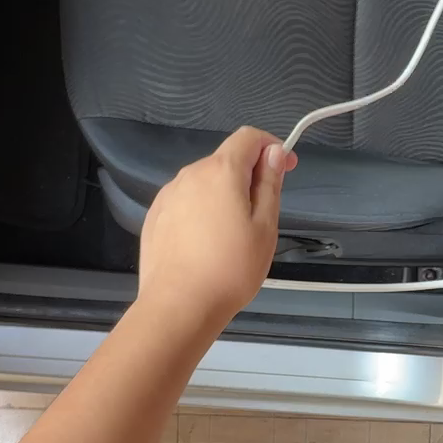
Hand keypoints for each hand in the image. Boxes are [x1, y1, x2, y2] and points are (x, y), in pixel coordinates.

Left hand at [136, 127, 293, 328]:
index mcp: (221, 172)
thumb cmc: (231, 269)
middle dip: (248, 176)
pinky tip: (206, 245)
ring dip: (224, 196)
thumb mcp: (265, 227)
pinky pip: (186, 203)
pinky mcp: (155, 216)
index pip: (249, 137)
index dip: (272, 147)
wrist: (179, 305)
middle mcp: (191, 174)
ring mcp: (168, 195)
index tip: (287, 168)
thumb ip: (269, 185)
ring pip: (204, 183)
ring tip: (233, 237)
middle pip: (225, 161)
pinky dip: (202, 212)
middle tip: (262, 215)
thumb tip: (274, 153)